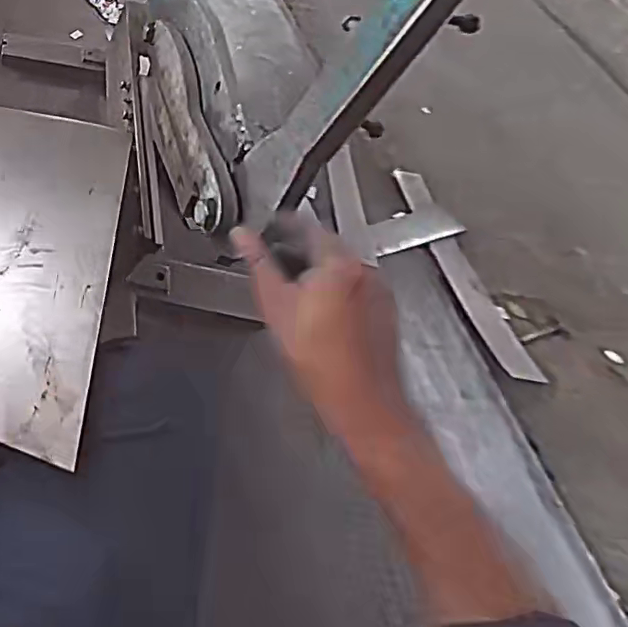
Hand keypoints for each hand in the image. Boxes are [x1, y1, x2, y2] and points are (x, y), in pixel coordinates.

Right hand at [232, 218, 412, 441]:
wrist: (361, 401)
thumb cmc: (320, 358)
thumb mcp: (273, 300)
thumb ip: (257, 260)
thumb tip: (242, 236)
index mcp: (339, 263)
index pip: (307, 226)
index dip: (282, 224)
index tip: (268, 227)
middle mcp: (365, 272)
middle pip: (326, 245)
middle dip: (297, 248)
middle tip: (272, 257)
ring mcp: (379, 292)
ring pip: (340, 267)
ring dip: (316, 269)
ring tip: (291, 287)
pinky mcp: (385, 311)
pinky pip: (354, 286)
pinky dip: (333, 289)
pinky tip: (315, 310)